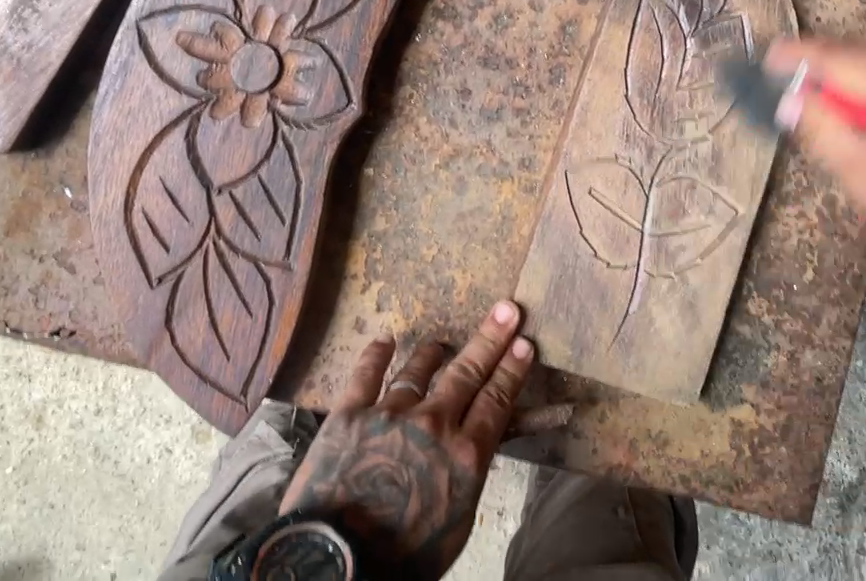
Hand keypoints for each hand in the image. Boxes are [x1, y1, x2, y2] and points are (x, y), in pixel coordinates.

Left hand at [279, 301, 533, 579]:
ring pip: (418, 369)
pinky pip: (365, 375)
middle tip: (508, 309)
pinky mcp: (350, 414)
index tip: (525, 343)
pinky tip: (384, 340)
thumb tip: (475, 448)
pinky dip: (375, 355)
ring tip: (440, 341)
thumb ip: (468, 474)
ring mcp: (390, 413)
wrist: (341, 562)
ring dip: (432, 352)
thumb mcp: (458, 519)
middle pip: (469, 372)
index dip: (512, 369)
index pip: (497, 400)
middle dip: (491, 339)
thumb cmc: (406, 555)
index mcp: (466, 453)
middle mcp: (434, 423)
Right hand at [765, 37, 865, 260]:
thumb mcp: (865, 173)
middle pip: (857, 48)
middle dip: (815, 55)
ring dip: (837, 64)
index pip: (837, 56)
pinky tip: (849, 97)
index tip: (766, 59)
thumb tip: (786, 99)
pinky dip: (858, 74)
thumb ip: (823, 130)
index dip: (798, 56)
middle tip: (781, 72)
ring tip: (808, 83)